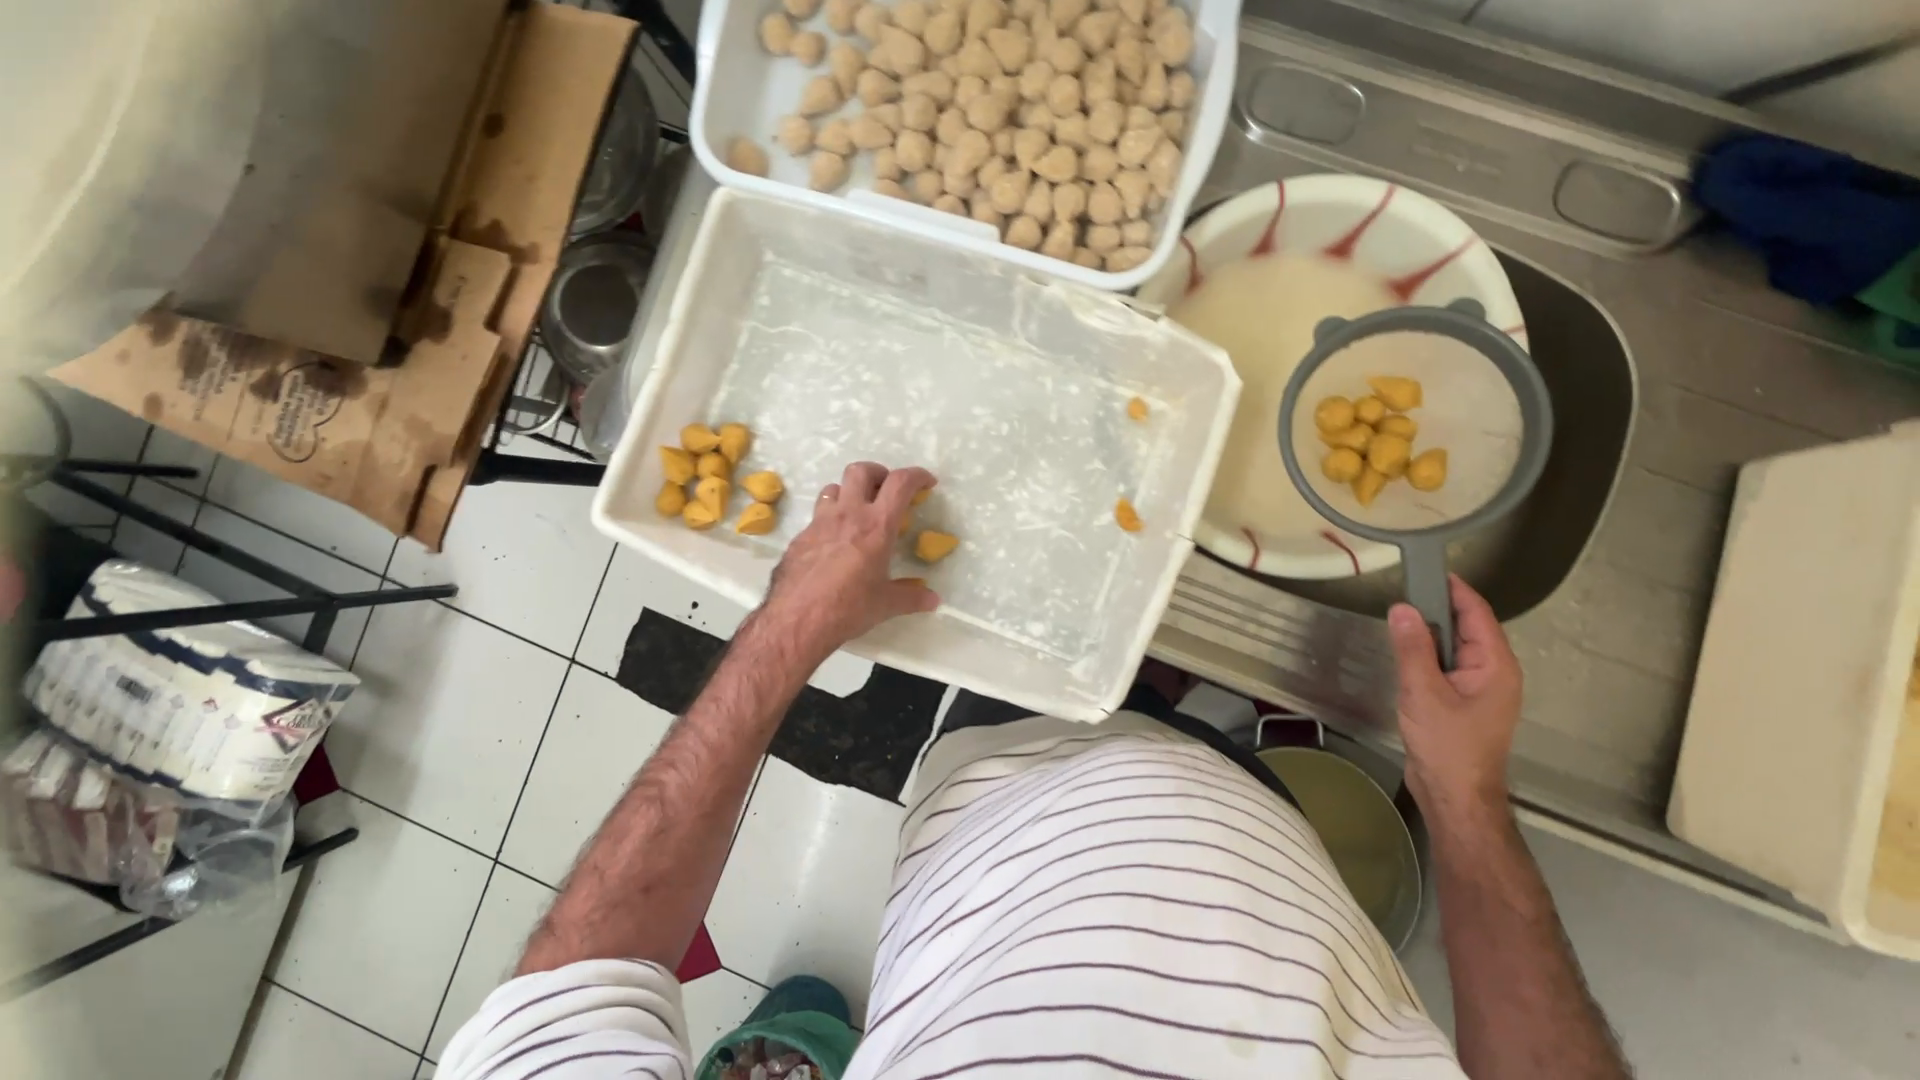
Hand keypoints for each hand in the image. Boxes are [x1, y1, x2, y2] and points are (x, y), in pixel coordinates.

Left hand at [761, 461, 939, 658]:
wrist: (796, 620)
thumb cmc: (848, 608)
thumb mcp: (885, 605)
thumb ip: (911, 597)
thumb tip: (933, 599)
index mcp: (876, 526)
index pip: (899, 484)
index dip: (917, 475)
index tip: (926, 482)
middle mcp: (847, 515)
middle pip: (860, 471)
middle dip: (877, 473)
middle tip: (886, 491)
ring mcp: (819, 523)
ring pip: (833, 488)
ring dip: (849, 493)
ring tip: (857, 513)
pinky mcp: (800, 538)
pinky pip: (816, 517)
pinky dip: (830, 521)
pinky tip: (833, 545)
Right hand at [1387, 574, 1520, 821]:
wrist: (1454, 796)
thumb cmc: (1447, 745)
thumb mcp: (1424, 692)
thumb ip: (1413, 648)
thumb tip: (1403, 608)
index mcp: (1496, 665)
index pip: (1477, 613)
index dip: (1453, 589)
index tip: (1426, 568)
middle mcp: (1494, 672)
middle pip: (1466, 628)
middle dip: (1437, 608)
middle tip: (1402, 590)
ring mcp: (1479, 689)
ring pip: (1454, 648)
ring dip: (1429, 634)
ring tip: (1399, 617)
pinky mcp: (1462, 703)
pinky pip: (1446, 667)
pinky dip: (1427, 655)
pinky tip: (1405, 654)